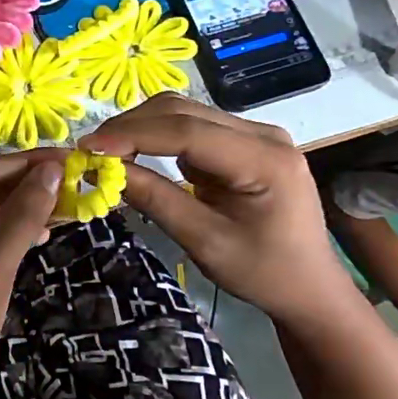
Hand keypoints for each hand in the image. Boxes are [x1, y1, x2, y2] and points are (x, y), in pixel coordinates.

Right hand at [79, 95, 347, 324]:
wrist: (309, 287)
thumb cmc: (264, 273)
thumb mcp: (206, 242)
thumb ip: (157, 200)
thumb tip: (105, 171)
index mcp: (264, 158)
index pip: (187, 130)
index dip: (133, 134)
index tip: (88, 148)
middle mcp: (263, 133)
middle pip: (185, 111)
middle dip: (132, 126)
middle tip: (90, 152)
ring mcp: (256, 134)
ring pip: (186, 113)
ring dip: (143, 129)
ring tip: (106, 153)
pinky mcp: (245, 142)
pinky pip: (194, 128)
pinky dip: (160, 138)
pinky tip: (136, 155)